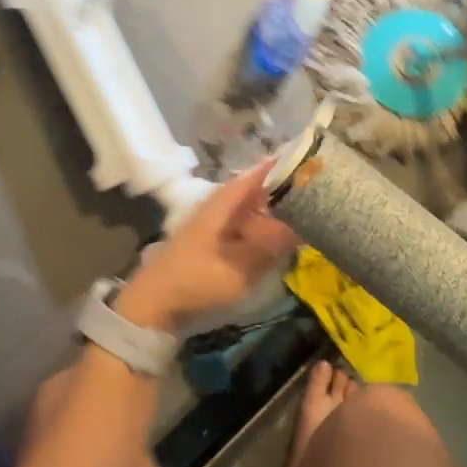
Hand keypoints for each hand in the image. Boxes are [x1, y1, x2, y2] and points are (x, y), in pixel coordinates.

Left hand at [116, 162, 299, 332]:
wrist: (155, 305)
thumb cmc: (196, 281)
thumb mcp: (239, 268)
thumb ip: (270, 246)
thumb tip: (302, 226)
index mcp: (221, 205)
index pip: (253, 176)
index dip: (277, 167)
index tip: (305, 160)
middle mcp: (216, 208)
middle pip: (251, 192)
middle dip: (278, 190)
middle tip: (311, 190)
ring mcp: (210, 226)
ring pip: (246, 210)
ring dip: (269, 210)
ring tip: (301, 212)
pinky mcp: (209, 245)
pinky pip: (240, 228)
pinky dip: (259, 228)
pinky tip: (275, 239)